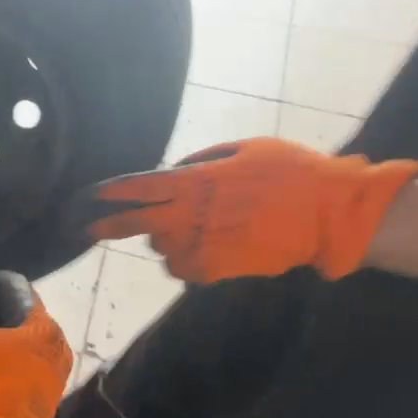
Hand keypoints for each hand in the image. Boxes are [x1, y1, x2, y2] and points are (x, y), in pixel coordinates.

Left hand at [83, 137, 417, 281]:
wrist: (331, 212)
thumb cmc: (294, 173)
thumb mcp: (250, 150)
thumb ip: (204, 160)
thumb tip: (172, 171)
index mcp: (199, 181)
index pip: (140, 187)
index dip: (109, 193)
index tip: (86, 196)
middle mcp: (190, 213)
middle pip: (132, 223)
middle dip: (105, 225)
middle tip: (88, 228)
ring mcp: (195, 243)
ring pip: (159, 245)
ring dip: (169, 238)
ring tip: (205, 228)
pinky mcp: (204, 268)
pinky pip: (179, 265)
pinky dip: (187, 258)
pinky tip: (215, 246)